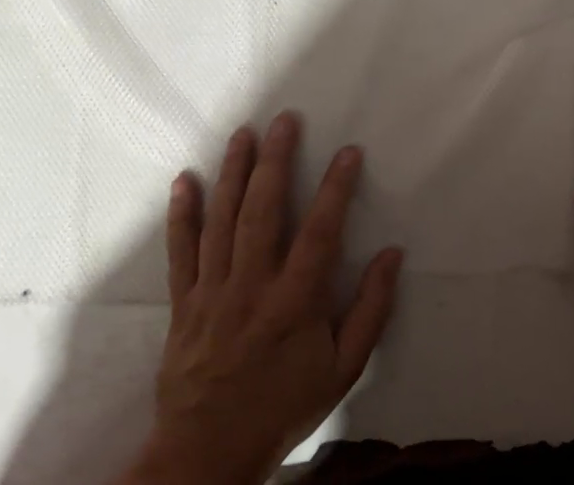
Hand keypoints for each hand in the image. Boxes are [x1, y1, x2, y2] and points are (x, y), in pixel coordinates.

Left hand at [122, 115, 403, 484]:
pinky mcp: (184, 303)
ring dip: (234, 173)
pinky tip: (186, 180)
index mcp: (294, 302)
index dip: (337, 188)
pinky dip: (182, 214)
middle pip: (263, 212)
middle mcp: (251, 287)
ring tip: (244, 133)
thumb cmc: (284, 406)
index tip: (349, 152)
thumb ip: (371, 309)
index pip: (320, 232)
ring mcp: (212, 292)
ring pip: (222, 220)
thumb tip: (393, 255)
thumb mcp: (344, 368)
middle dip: (276, 161)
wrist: (207, 451)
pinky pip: (181, 251)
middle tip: (285, 120)